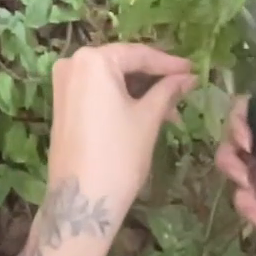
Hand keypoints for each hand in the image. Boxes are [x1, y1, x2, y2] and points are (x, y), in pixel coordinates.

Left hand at [44, 43, 196, 207]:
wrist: (82, 201)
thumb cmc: (118, 154)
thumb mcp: (148, 118)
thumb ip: (168, 90)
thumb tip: (188, 77)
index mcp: (93, 60)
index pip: (138, 54)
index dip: (168, 63)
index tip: (192, 69)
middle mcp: (73, 63)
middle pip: (123, 64)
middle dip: (154, 79)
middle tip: (183, 89)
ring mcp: (64, 84)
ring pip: (111, 79)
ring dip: (140, 91)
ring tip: (171, 110)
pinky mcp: (63, 103)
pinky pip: (98, 91)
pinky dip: (122, 99)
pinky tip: (147, 113)